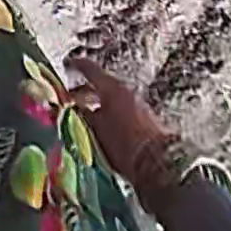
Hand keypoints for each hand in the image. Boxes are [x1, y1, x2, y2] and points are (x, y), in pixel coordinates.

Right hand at [65, 56, 181, 192]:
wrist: (162, 166)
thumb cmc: (124, 144)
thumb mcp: (96, 129)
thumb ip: (83, 115)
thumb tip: (74, 108)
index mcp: (112, 88)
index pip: (90, 69)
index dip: (76, 66)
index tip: (68, 64)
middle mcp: (127, 92)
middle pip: (101, 85)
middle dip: (85, 91)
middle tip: (71, 99)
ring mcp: (139, 106)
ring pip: (112, 99)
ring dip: (98, 104)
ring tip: (85, 117)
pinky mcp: (147, 122)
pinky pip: (122, 111)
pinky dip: (110, 114)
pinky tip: (103, 128)